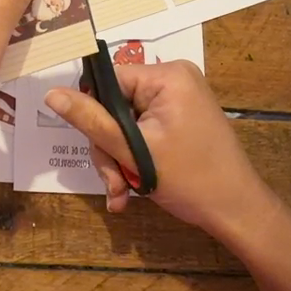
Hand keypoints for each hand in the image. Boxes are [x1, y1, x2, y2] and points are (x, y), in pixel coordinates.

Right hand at [43, 61, 271, 236]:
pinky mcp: (180, 119)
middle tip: (112, 185)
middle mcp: (174, 79)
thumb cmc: (191, 179)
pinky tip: (132, 190)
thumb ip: (91, 121)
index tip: (96, 147)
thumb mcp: (134, 152)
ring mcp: (179, 100)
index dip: (94, 114)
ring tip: (121, 195)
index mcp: (167, 76)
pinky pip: (143, 131)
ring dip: (119, 160)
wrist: (238, 214)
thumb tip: (51, 93)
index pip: (109, 81)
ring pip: (126, 124)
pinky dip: (135, 159)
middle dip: (108, 148)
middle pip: (115, 106)